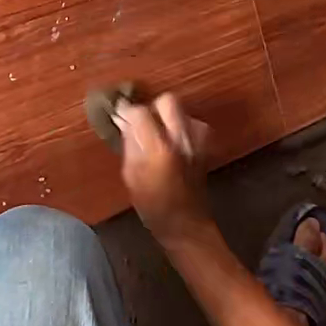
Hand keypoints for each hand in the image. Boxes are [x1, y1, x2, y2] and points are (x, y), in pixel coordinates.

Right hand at [113, 92, 212, 239]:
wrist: (187, 225)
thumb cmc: (153, 207)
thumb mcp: (131, 176)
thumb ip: (129, 145)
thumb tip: (125, 122)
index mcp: (159, 149)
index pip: (140, 112)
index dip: (127, 111)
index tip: (119, 115)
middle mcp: (181, 139)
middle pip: (167, 101)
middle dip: (151, 107)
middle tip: (141, 121)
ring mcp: (197, 141)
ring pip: (182, 110)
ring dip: (167, 116)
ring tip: (157, 133)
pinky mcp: (206, 145)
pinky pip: (192, 122)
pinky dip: (181, 126)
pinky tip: (173, 140)